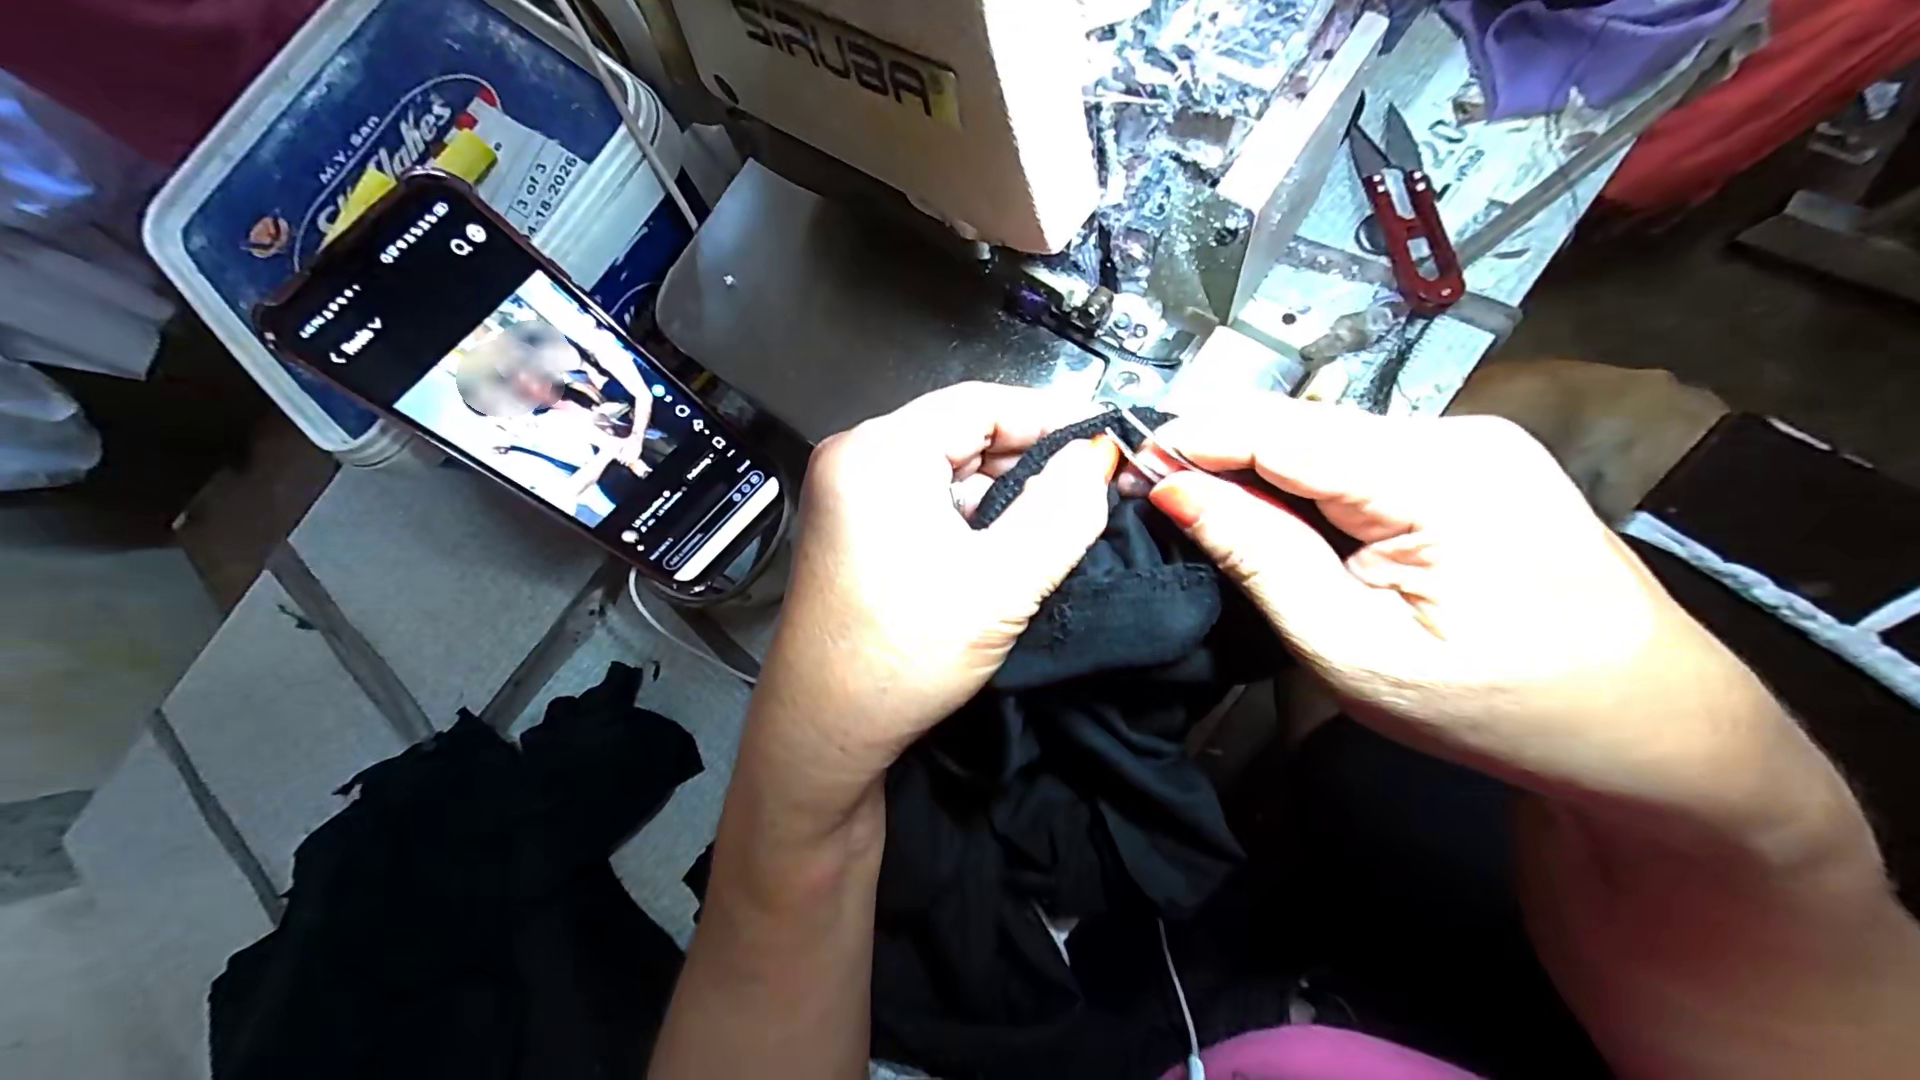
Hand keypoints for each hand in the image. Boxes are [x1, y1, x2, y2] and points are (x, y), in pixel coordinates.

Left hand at [749, 383, 1118, 805]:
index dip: (1050, 417)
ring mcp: (850, 496)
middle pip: (963, 434)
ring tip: (1051, 526)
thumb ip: (1062, 510)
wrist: (824, 730)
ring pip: (949, 472)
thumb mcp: (1002, 581)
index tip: (1102, 440)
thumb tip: (1095, 459)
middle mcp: (855, 459)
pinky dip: (972, 517)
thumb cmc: (901, 656)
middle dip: (1029, 461)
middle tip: (1087, 490)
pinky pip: (928, 502)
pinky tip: (1002, 549)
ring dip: (1003, 494)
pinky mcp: (856, 530)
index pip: (982, 403)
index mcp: (879, 451)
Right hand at [1143, 395, 1854, 851]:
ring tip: (1202, 514)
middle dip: (1213, 456)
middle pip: (1294, 426)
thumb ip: (1258, 556)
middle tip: (1152, 498)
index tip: (1126, 471)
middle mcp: (1455, 433)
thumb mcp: (1351, 647)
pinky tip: (1271, 517)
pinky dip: (1294, 483)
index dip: (1189, 440)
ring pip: (1317, 439)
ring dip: (1251, 472)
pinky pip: (1350, 457)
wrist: (1647, 731)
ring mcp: (1466, 441)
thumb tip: (1174, 489)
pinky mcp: (1464, 461)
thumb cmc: (1495, 708)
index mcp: (1436, 476)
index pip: (1275, 429)